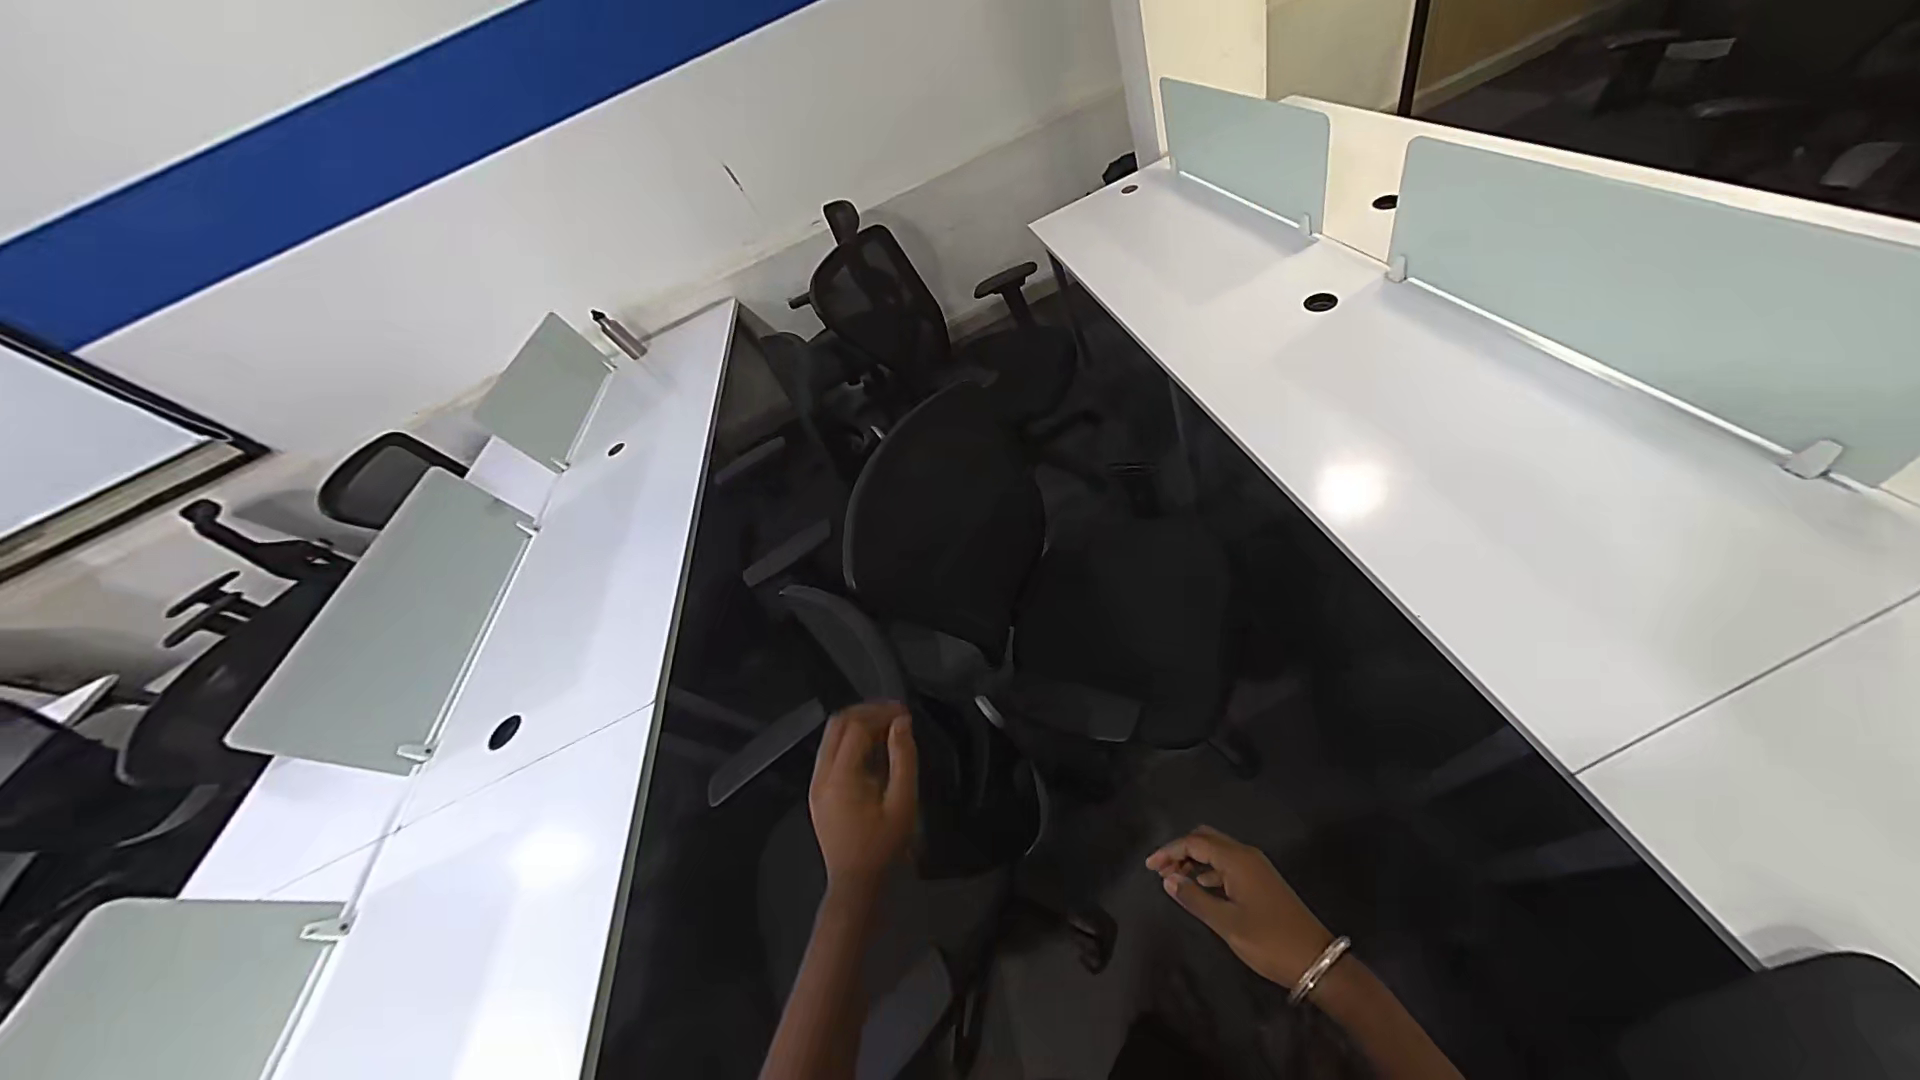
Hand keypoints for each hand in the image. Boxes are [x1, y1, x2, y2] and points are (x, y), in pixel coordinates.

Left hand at [809, 702, 917, 894]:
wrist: (857, 886)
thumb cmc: (884, 847)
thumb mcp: (903, 803)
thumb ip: (903, 758)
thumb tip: (902, 723)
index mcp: (840, 778)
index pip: (856, 727)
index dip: (881, 713)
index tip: (905, 714)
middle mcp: (821, 775)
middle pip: (838, 724)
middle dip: (867, 712)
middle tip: (896, 715)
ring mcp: (816, 783)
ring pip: (832, 736)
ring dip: (859, 724)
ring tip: (889, 728)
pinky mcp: (818, 791)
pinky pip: (832, 752)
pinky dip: (852, 741)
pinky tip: (875, 748)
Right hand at [1146, 825, 1332, 988]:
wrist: (1317, 962)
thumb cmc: (1269, 941)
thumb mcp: (1227, 923)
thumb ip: (1194, 898)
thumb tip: (1168, 880)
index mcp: (1236, 859)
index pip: (1194, 842)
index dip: (1169, 851)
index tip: (1149, 867)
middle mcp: (1246, 854)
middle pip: (1205, 838)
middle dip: (1181, 850)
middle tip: (1162, 871)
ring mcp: (1256, 866)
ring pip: (1216, 850)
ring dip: (1194, 859)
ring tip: (1175, 880)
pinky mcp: (1261, 879)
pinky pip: (1227, 863)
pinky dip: (1209, 869)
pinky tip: (1200, 886)